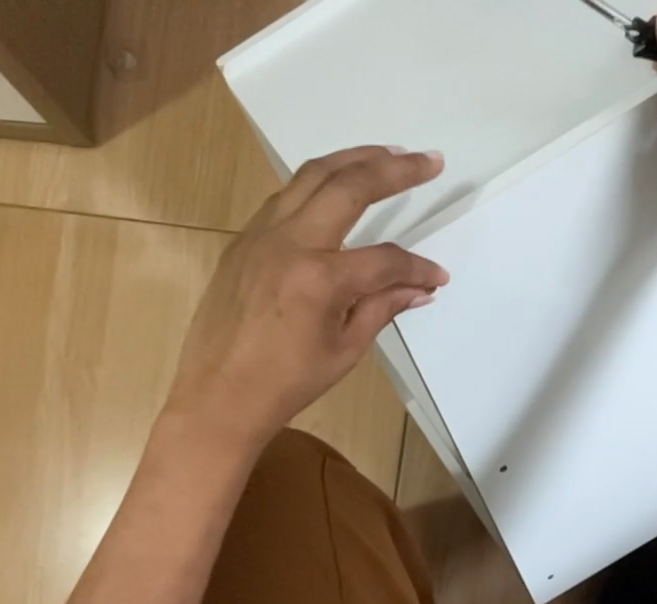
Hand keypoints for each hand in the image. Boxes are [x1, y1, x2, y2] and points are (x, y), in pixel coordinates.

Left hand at [166, 146, 449, 448]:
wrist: (219, 396)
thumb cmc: (285, 384)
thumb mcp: (343, 351)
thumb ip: (381, 308)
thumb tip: (420, 289)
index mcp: (319, 279)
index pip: (384, 260)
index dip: (417, 268)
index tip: (437, 277)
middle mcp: (289, 243)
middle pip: (348, 185)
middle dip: (394, 169)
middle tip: (428, 160)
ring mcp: (260, 235)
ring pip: (311, 176)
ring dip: (352, 159)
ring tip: (386, 154)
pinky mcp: (243, 241)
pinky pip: (284, 197)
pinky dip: (316, 184)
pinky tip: (335, 189)